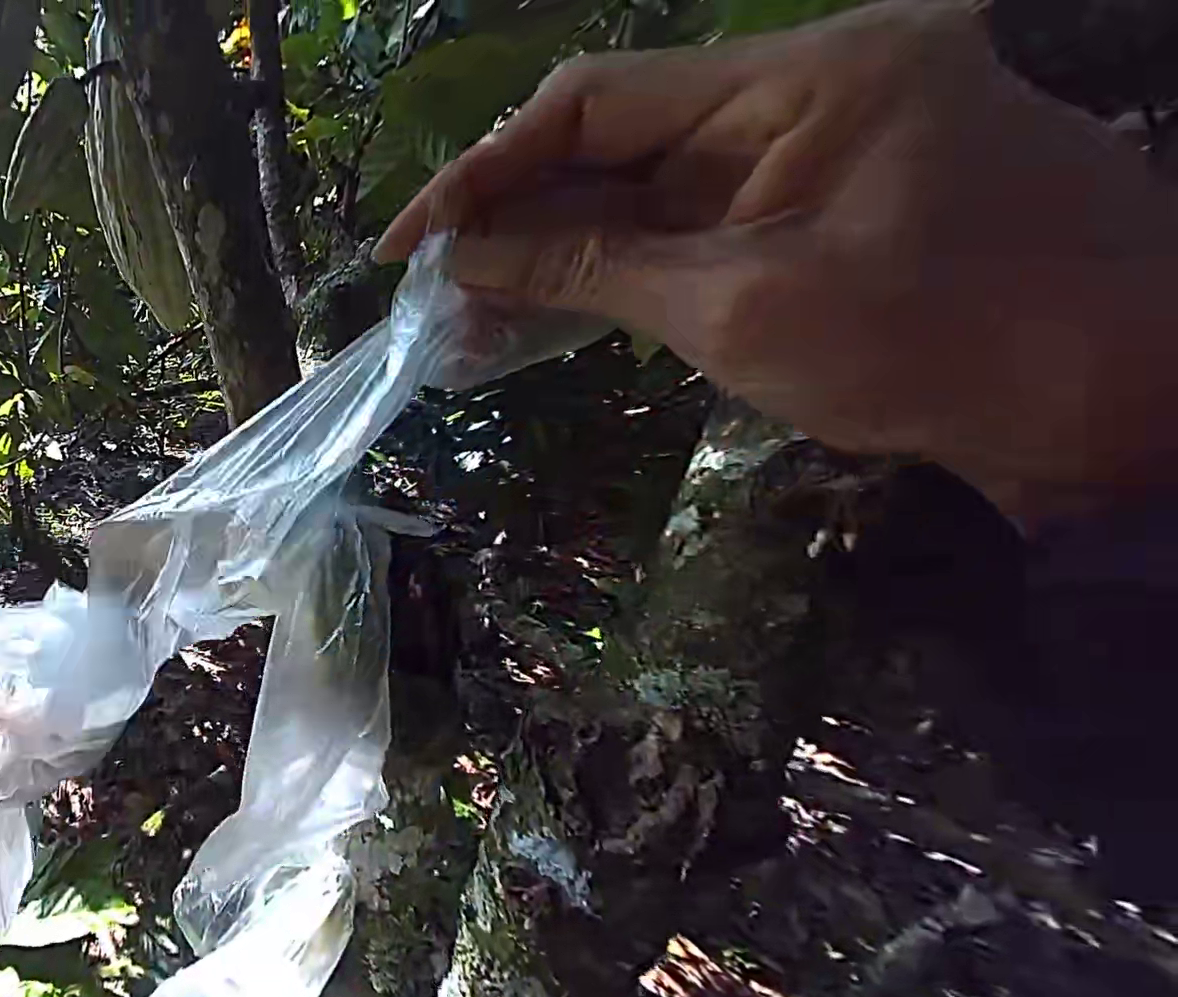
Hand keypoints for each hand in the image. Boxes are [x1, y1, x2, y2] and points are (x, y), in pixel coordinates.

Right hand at [378, 0, 1177, 523]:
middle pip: (595, 145)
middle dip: (500, 217)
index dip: (482, 168)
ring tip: (457, 314)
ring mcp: (773, 160)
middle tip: (425, 283)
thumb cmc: (932, 346)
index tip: (411, 236)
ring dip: (531, 253)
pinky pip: (648, 235)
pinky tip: (519, 311)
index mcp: (794, 82)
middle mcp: (779, 98)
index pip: (590, 103)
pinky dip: (580, 274)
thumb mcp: (731, 306)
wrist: (1099, 401)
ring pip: (613, 196)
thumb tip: (468, 256)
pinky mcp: (767, 217)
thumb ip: (589, 267)